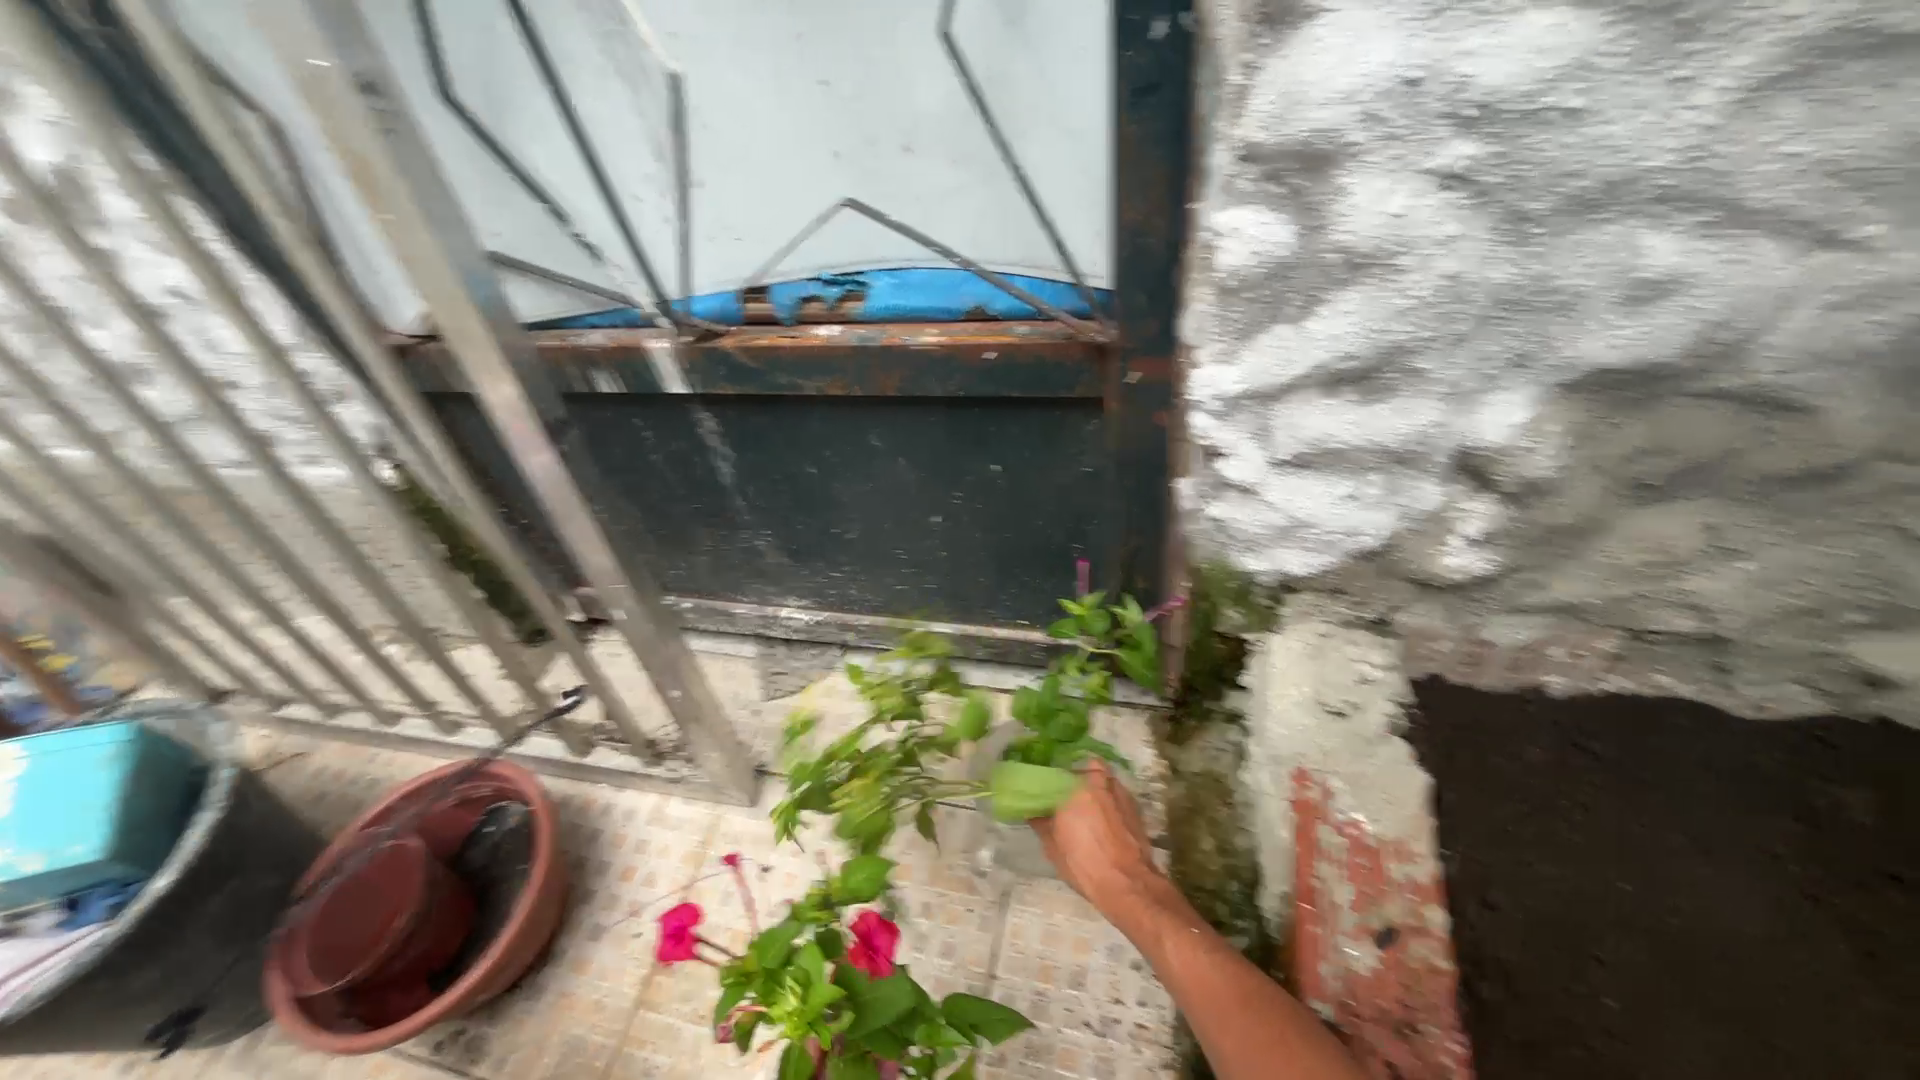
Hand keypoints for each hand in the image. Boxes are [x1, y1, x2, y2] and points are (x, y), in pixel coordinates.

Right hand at [1029, 761, 1169, 926]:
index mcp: (1075, 786)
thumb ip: (1041, 822)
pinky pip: (1116, 794)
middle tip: (1065, 797)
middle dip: (1075, 779)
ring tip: (1086, 808)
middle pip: (1083, 769)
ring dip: (1094, 788)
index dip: (1049, 781)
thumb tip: (1033, 811)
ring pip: (1103, 779)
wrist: (1127, 883)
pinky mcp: (1135, 806)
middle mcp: (1099, 781)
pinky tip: (1103, 820)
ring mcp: (1120, 791)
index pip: (1056, 773)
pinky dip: (1109, 801)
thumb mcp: (1052, 846)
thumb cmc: (1084, 863)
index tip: (1045, 792)